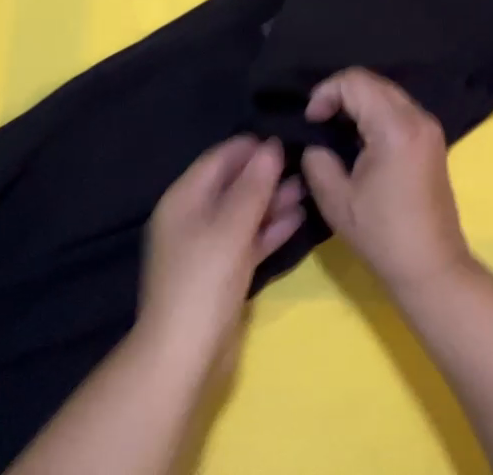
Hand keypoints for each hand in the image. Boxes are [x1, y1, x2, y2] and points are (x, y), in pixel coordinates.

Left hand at [139, 136, 304, 363]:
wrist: (184, 354)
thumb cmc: (203, 282)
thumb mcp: (230, 228)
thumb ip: (252, 187)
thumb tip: (271, 146)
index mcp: (183, 198)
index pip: (219, 159)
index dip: (251, 147)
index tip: (288, 138)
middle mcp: (193, 216)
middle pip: (232, 185)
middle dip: (267, 175)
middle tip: (307, 164)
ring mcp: (207, 246)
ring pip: (244, 213)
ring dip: (273, 201)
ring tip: (309, 188)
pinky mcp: (222, 272)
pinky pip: (248, 240)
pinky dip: (270, 229)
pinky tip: (298, 219)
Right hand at [299, 69, 474, 293]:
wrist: (431, 266)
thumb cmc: (382, 235)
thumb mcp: (336, 199)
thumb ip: (317, 160)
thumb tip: (315, 145)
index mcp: (395, 128)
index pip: (355, 82)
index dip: (325, 93)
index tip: (310, 121)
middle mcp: (418, 118)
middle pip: (372, 81)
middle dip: (340, 94)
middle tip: (317, 121)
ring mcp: (429, 128)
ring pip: (386, 93)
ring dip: (357, 102)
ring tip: (334, 128)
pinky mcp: (432, 141)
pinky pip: (398, 109)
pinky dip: (374, 113)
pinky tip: (358, 139)